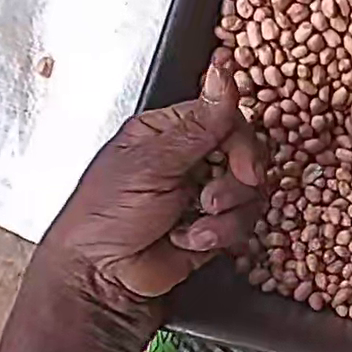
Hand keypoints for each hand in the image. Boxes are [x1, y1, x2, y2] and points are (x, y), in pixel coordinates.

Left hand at [24, 50, 264, 344]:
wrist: (102, 278)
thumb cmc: (106, 216)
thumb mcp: (151, 164)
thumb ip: (198, 125)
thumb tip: (222, 72)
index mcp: (169, 132)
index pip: (225, 118)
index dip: (240, 141)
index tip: (242, 164)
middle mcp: (191, 159)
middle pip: (246, 155)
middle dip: (234, 182)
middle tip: (211, 199)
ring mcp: (205, 192)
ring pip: (249, 192)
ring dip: (225, 215)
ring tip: (192, 226)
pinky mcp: (215, 225)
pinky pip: (244, 221)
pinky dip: (220, 235)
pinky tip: (190, 241)